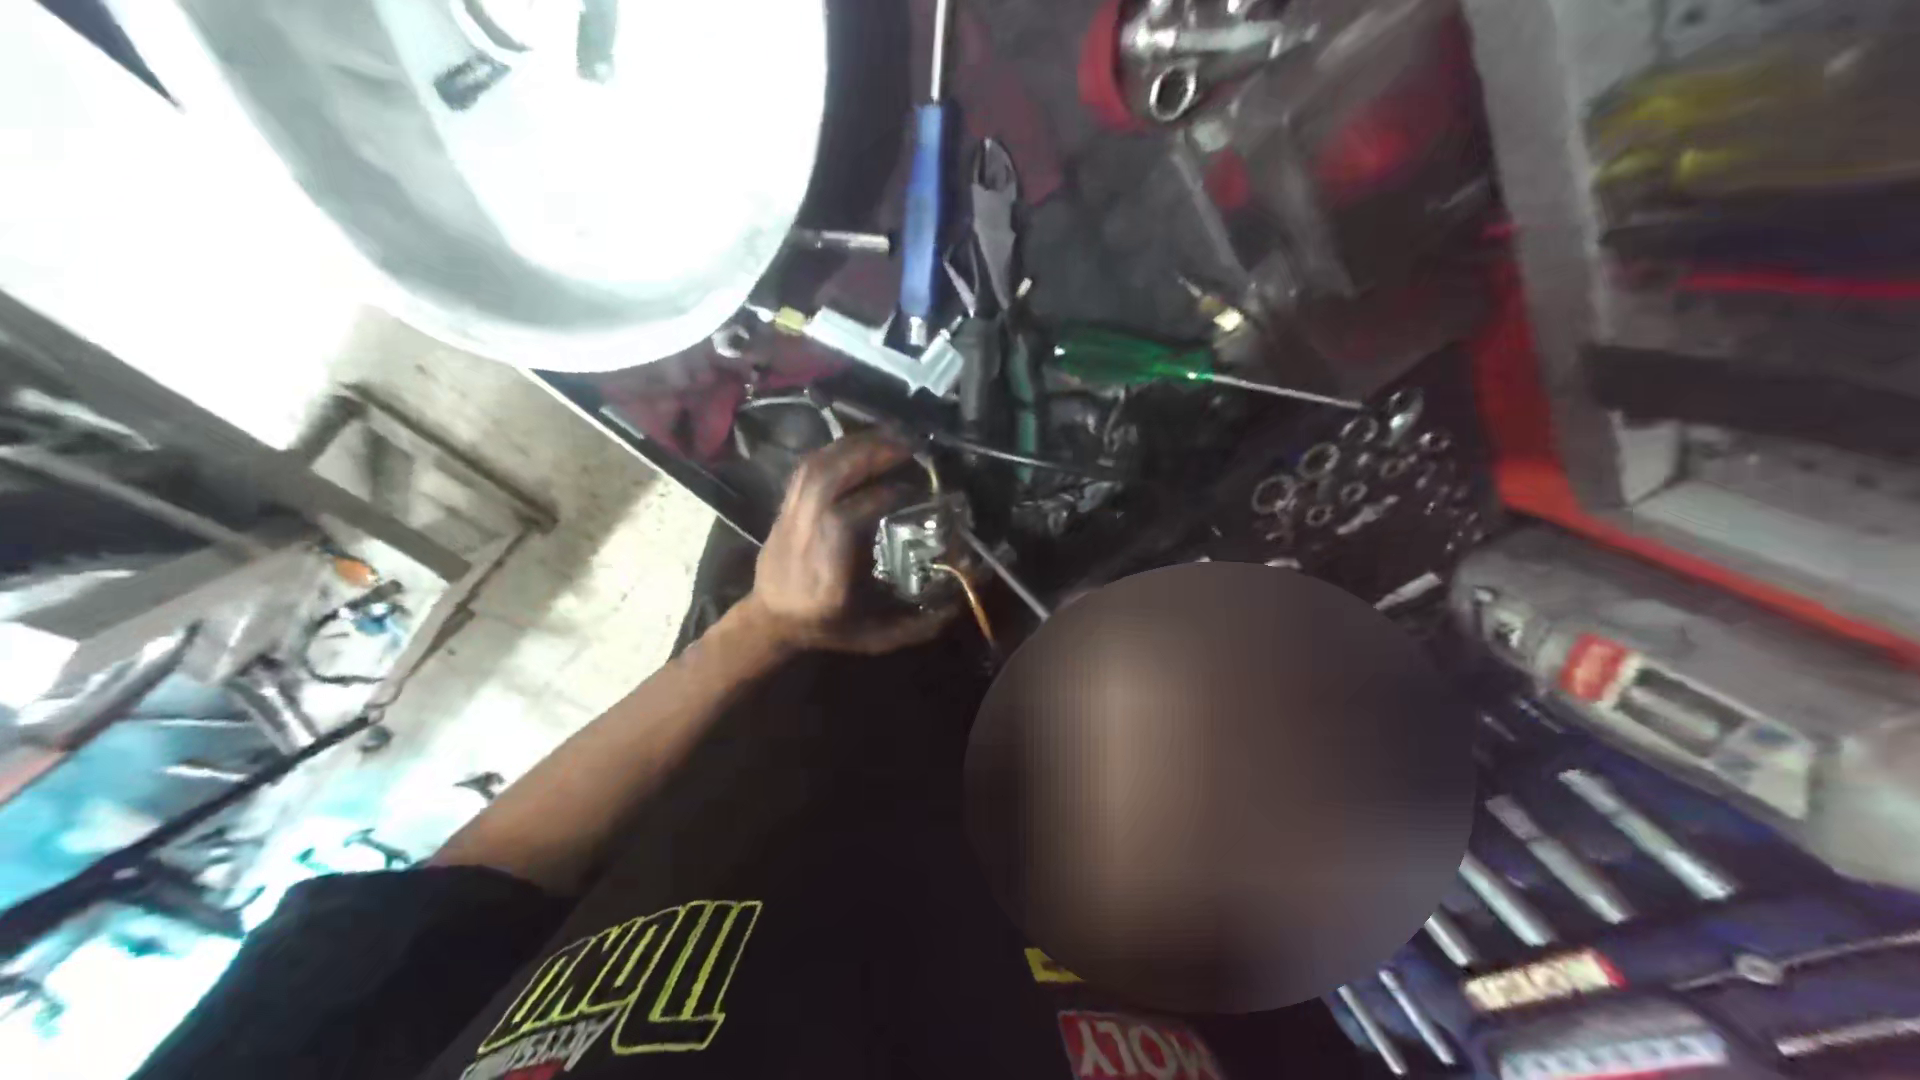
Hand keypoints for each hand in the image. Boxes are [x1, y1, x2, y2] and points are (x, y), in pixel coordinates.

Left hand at [738, 434, 952, 654]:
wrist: (769, 621)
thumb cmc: (827, 628)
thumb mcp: (875, 637)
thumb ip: (916, 625)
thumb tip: (958, 605)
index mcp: (826, 569)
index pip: (847, 518)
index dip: (883, 496)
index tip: (916, 490)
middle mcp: (803, 535)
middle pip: (826, 479)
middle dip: (868, 453)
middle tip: (909, 444)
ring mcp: (789, 517)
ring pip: (814, 467)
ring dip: (853, 445)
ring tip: (890, 436)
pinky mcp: (785, 506)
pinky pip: (805, 468)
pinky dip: (834, 450)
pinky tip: (861, 445)